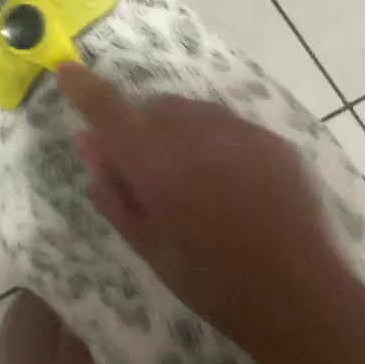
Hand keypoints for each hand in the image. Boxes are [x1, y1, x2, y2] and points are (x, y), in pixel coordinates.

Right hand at [53, 64, 349, 340]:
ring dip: (181, 132)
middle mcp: (196, 131)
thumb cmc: (211, 281)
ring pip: (195, 113)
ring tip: (196, 182)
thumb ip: (114, 190)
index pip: (108, 108)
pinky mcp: (272, 139)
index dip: (84, 86)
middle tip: (148, 172)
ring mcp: (240, 131)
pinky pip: (231, 127)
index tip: (66, 70)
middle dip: (142, 128)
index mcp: (156, 161)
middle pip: (155, 108)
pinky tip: (233, 184)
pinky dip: (219, 143)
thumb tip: (89, 143)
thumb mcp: (148, 245)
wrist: (297, 293)